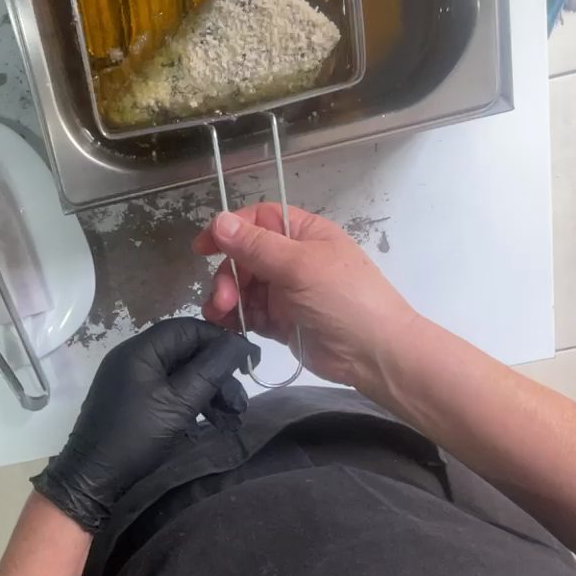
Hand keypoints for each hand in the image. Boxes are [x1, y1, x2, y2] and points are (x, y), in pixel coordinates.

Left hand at [33, 317, 254, 532]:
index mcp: (140, 350)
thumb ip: (211, 369)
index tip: (250, 362)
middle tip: (241, 402)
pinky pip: (169, 391)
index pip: (189, 329)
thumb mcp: (179, 403)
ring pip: (182, 374)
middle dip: (218, 375)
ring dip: (210, 393)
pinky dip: (192, 403)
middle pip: (187, 353)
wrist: (93, 478)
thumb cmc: (135, 437)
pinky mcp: (134, 399)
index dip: (222, 342)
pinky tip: (212, 421)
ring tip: (232, 419)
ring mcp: (132, 379)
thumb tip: (240, 342)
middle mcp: (134, 357)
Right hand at [191, 203, 416, 389]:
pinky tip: (228, 327)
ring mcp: (286, 292)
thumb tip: (219, 221)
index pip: (258, 221)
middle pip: (244, 258)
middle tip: (222, 300)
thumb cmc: (344, 299)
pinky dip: (235, 319)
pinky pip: (249, 315)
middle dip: (228, 277)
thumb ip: (256, 246)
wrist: (373, 354)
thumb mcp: (299, 266)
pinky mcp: (282, 322)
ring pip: (243, 288)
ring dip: (226, 300)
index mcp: (303, 235)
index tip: (202, 249)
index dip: (229, 230)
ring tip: (220, 316)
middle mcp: (292, 260)